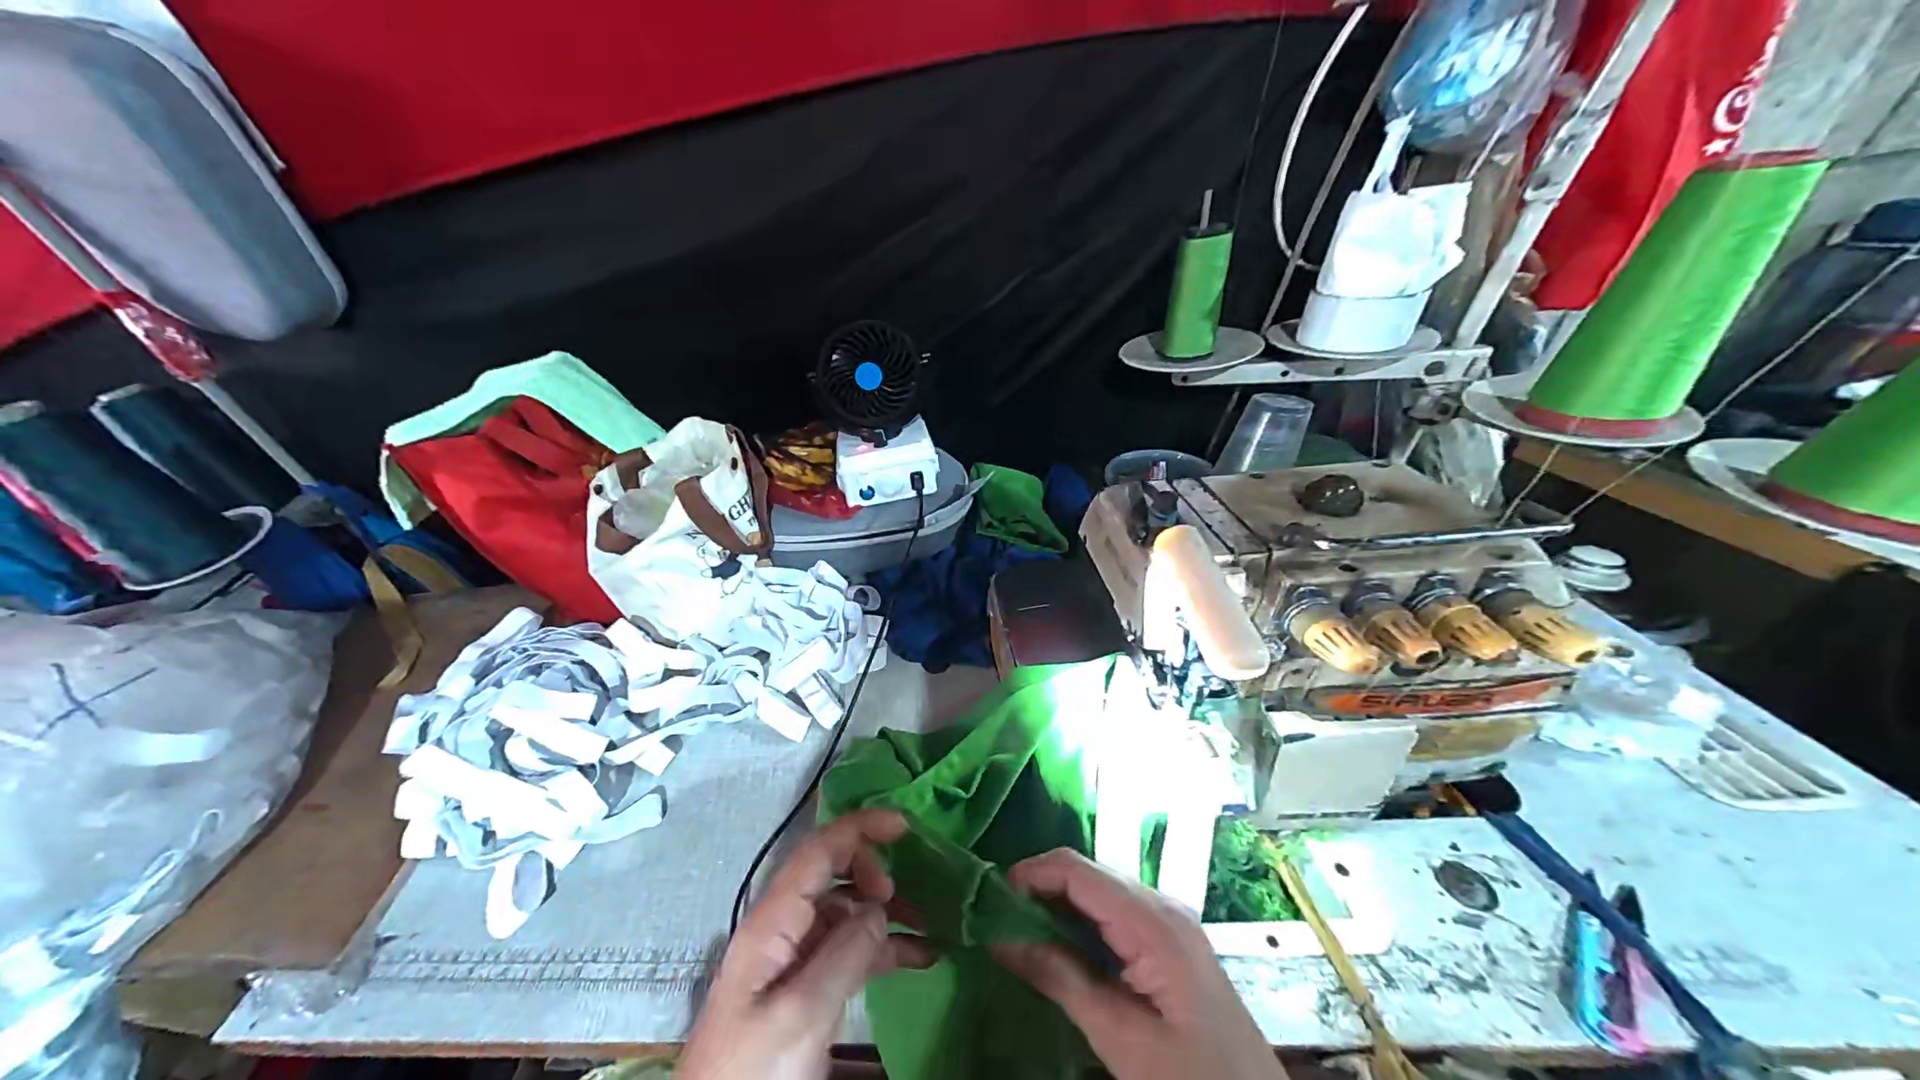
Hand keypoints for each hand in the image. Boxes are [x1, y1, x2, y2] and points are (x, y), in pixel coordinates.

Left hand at [680, 809, 933, 1079]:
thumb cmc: (755, 1072)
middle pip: (833, 875)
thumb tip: (880, 910)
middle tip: (908, 896)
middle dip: (875, 871)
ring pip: (846, 912)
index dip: (860, 828)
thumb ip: (844, 954)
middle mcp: (783, 929)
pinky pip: (848, 951)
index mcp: (773, 922)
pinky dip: (883, 948)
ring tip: (930, 922)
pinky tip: (920, 957)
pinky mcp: (805, 989)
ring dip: (887, 912)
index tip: (906, 826)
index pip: (818, 851)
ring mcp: (794, 960)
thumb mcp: (802, 1014)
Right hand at [994, 848, 1285, 1079]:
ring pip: (1099, 890)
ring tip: (1020, 932)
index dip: (1030, 873)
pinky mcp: (1170, 939)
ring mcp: (1169, 920)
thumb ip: (1061, 978)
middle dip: (1039, 887)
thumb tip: (1001, 938)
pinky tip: (1060, 945)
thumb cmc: (1190, 1079)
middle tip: (999, 920)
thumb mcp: (1120, 1037)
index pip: (1078, 870)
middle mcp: (1161, 905)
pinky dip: (1081, 919)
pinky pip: (1116, 911)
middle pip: (1087, 873)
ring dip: (1058, 903)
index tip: (990, 900)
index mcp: (1152, 922)